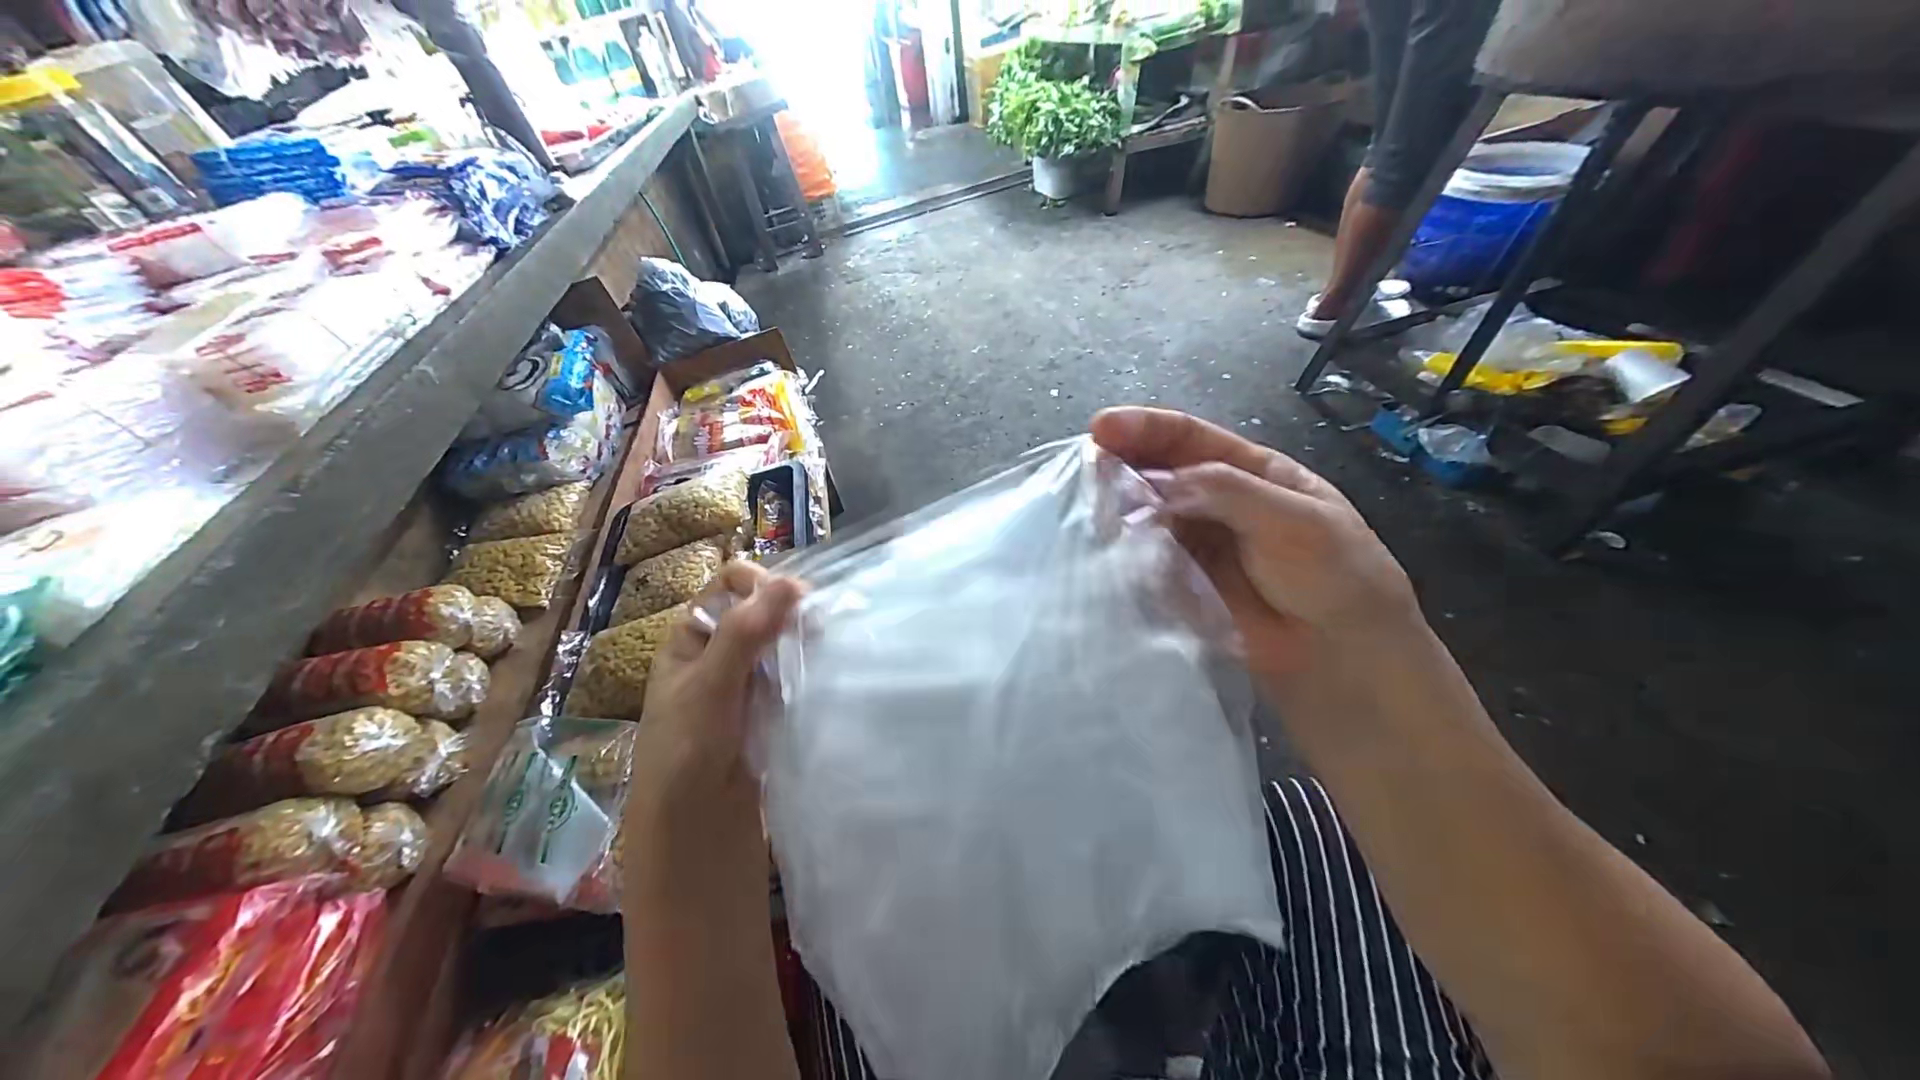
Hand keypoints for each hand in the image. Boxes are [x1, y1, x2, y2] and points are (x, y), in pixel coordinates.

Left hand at [630, 561, 802, 809]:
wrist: (696, 829)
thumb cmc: (687, 751)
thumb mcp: (709, 685)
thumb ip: (745, 633)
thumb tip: (792, 581)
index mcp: (692, 635)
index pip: (730, 583)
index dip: (761, 584)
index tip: (796, 602)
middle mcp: (719, 650)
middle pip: (760, 607)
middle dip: (789, 610)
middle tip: (818, 627)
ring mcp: (747, 678)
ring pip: (781, 638)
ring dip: (802, 637)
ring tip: (827, 649)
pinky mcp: (771, 705)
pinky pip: (794, 670)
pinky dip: (809, 664)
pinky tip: (826, 669)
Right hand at [1091, 406, 1419, 675]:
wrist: (1341, 658)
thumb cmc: (1334, 576)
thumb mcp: (1296, 519)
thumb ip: (1228, 492)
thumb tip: (1157, 483)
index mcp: (1248, 471)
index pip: (1188, 439)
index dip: (1145, 428)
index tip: (1102, 428)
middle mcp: (1213, 501)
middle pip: (1157, 473)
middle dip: (1122, 466)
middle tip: (1088, 473)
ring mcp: (1193, 544)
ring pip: (1144, 516)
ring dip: (1118, 512)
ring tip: (1094, 516)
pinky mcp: (1178, 584)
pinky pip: (1142, 561)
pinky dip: (1123, 555)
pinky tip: (1109, 554)